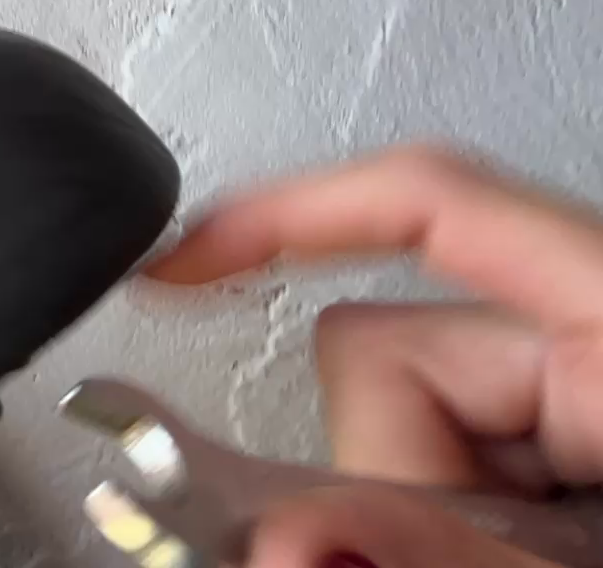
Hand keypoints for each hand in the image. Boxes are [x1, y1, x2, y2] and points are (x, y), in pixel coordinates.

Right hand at [148, 145, 602, 567]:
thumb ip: (457, 557)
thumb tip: (291, 540)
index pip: (425, 202)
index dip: (279, 215)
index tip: (172, 267)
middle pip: (386, 352)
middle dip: (387, 464)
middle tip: (435, 552)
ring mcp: (583, 397)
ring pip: (395, 412)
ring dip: (413, 500)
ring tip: (503, 558)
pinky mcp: (557, 451)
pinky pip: (432, 449)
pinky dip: (424, 504)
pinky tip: (470, 540)